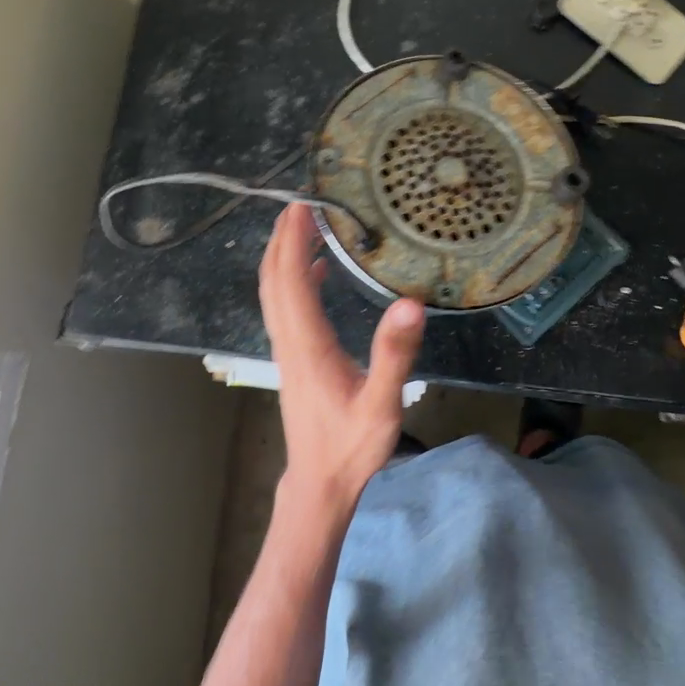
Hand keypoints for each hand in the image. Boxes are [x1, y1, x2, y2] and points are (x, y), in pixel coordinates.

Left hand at [259, 203, 424, 502]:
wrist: (319, 484)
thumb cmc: (350, 447)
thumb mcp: (381, 405)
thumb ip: (394, 356)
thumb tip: (411, 305)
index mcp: (307, 345)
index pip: (290, 280)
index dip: (292, 239)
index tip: (303, 204)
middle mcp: (289, 341)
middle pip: (273, 279)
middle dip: (282, 237)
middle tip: (302, 201)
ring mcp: (287, 350)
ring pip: (274, 292)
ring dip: (283, 255)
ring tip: (305, 225)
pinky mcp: (294, 359)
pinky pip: (284, 307)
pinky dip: (293, 279)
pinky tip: (317, 271)